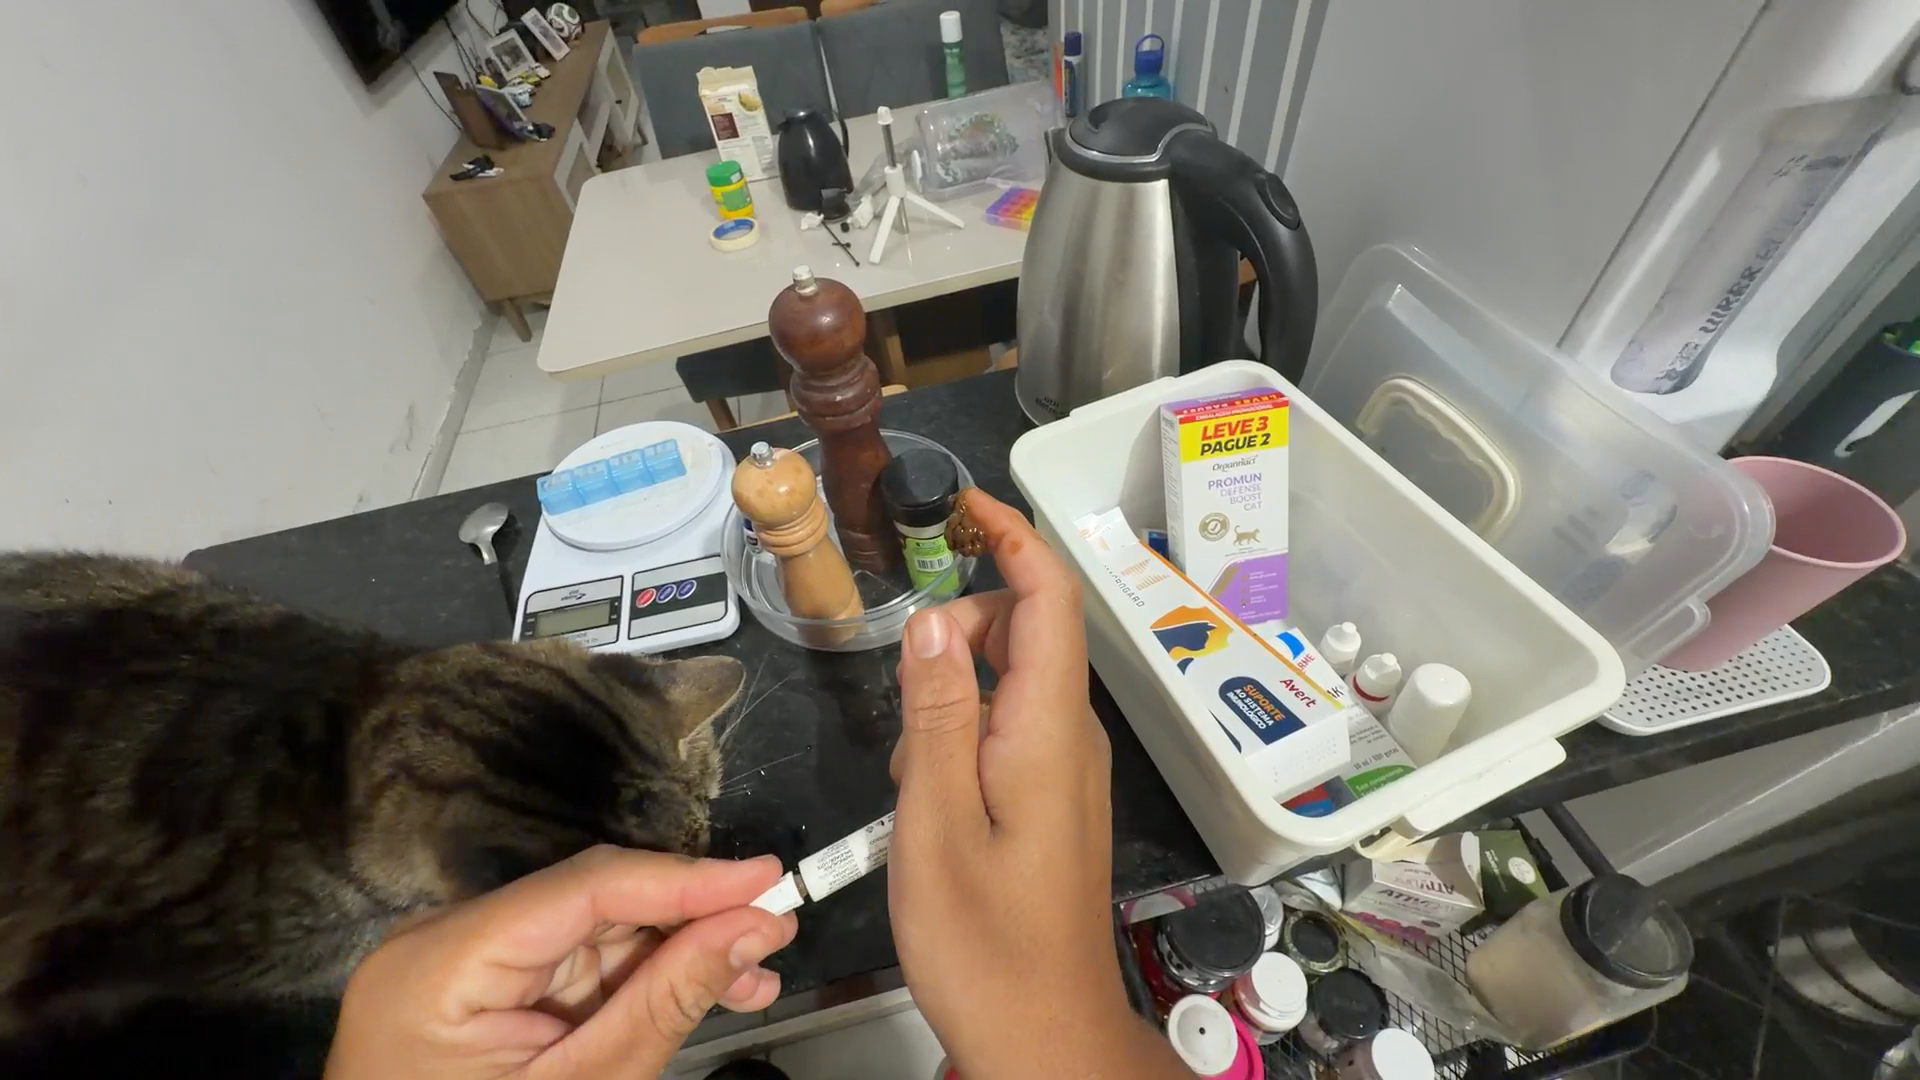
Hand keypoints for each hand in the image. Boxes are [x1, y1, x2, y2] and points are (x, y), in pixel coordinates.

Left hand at [325, 847, 796, 1079]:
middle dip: (695, 918)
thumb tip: (758, 925)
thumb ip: (668, 1001)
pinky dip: (650, 973)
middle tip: (776, 932)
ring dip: (684, 949)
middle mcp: (455, 935)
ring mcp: (475, 956)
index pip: (590, 886)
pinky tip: (712, 987)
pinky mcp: (498, 980)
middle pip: (604, 900)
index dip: (688, 877)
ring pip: (610, 926)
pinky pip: (593, 957)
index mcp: (443, 962)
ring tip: (757, 976)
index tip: (769, 876)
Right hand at [889, 491, 1179, 1077]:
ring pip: (1009, 677)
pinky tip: (932, 790)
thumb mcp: (936, 819)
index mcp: (1048, 725)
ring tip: (913, 771)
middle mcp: (1070, 729)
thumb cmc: (983, 939)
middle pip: (1023, 630)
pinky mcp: (1054, 786)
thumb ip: (936, 711)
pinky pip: (1008, 721)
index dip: (1013, 536)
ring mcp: (1066, 759)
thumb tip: (929, 618)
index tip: (963, 505)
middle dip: (957, 633)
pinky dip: (963, 727)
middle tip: (904, 699)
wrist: (1042, 1032)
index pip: (1049, 597)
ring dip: (951, 692)